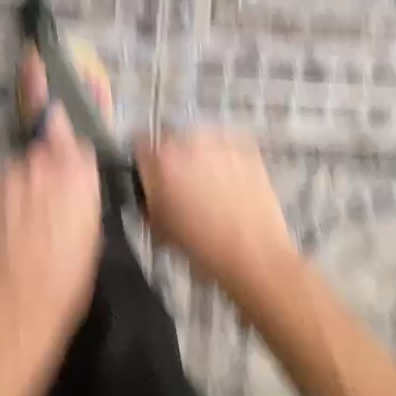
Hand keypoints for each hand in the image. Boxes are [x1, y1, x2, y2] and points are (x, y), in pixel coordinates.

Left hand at [0, 105, 101, 349]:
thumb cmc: (70, 273)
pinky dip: (6, 197)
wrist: (22, 298)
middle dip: (47, 165)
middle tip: (50, 203)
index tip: (32, 64)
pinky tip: (11, 227)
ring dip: (25, 185)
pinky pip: (2, 184)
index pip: (62, 121)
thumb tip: (77, 171)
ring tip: (29, 224)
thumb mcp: (92, 228)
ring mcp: (12, 174)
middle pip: (44, 149)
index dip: (46, 94)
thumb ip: (82, 187)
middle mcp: (44, 163)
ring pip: (21, 169)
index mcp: (78, 172)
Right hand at [137, 129, 299, 294]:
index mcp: (160, 161)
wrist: (254, 256)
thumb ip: (149, 196)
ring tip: (211, 185)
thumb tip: (150, 189)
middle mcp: (189, 143)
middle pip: (173, 139)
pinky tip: (231, 182)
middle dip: (176, 158)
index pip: (141, 144)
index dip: (147, 160)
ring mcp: (220, 143)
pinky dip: (227, 159)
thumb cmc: (206, 248)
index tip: (152, 169)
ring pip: (202, 140)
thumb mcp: (160, 225)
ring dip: (202, 156)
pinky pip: (229, 146)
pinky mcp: (247, 148)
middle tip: (184, 184)